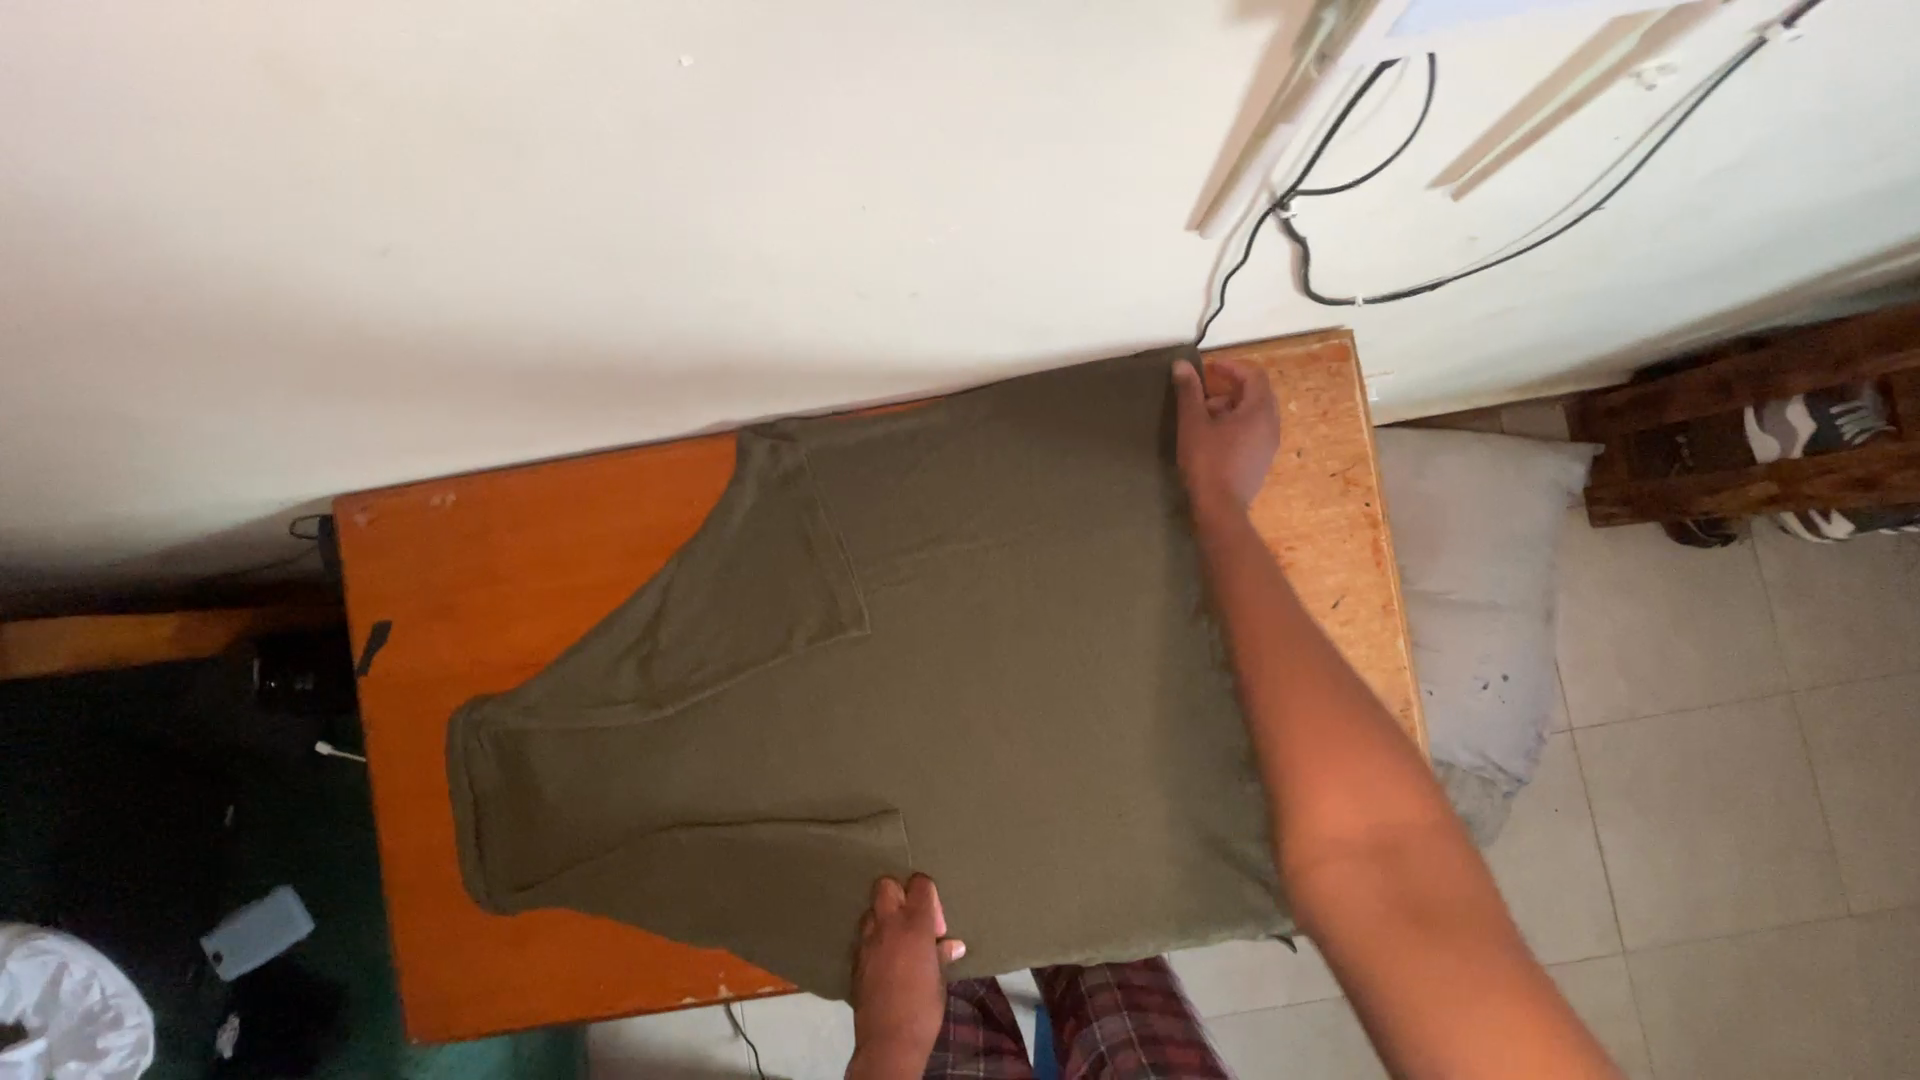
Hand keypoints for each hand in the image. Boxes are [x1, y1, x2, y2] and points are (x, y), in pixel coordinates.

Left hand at [846, 875, 965, 1079]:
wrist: (888, 1042)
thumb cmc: (923, 1010)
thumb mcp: (940, 981)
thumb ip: (942, 956)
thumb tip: (953, 945)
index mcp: (914, 925)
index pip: (919, 884)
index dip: (929, 893)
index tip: (936, 921)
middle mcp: (887, 926)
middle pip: (886, 885)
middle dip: (900, 893)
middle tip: (912, 920)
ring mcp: (867, 942)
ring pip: (871, 910)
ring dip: (883, 917)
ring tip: (897, 941)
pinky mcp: (855, 960)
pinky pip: (863, 937)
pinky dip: (874, 940)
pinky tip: (884, 960)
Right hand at [1171, 358, 1280, 513]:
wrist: (1220, 508)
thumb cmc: (1207, 462)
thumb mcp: (1193, 424)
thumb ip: (1189, 392)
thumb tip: (1182, 365)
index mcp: (1259, 410)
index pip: (1254, 375)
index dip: (1231, 367)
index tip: (1209, 368)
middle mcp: (1272, 424)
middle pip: (1257, 394)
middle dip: (1231, 388)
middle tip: (1204, 394)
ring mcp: (1270, 444)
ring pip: (1255, 414)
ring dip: (1232, 408)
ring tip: (1204, 418)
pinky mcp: (1262, 461)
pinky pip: (1254, 432)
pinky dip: (1237, 425)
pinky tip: (1214, 439)